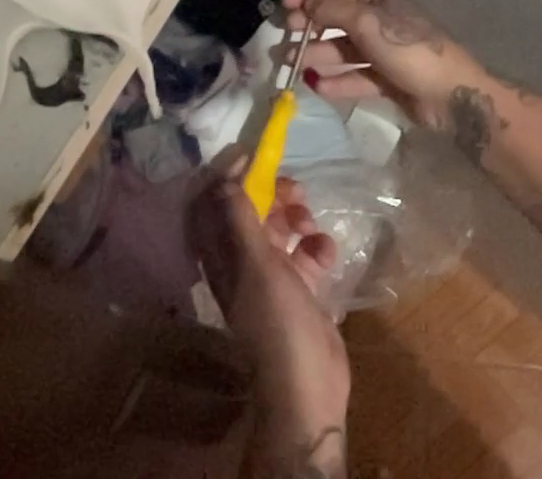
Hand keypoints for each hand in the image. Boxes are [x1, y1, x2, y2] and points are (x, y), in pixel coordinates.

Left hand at [189, 164, 348, 477]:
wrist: (308, 385)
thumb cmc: (276, 321)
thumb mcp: (256, 265)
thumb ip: (240, 218)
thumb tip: (226, 174)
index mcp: (220, 256)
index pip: (214, 205)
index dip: (230, 178)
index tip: (256, 156)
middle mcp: (241, 263)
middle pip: (250, 213)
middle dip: (270, 195)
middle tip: (295, 188)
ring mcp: (271, 277)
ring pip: (279, 230)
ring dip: (295, 217)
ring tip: (310, 220)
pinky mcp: (300, 291)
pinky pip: (306, 256)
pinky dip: (316, 248)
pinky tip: (326, 252)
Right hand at [280, 0, 484, 121]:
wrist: (450, 94)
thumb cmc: (408, 48)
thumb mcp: (367, 23)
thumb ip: (332, 12)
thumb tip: (305, 4)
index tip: (284, 7)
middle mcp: (380, 20)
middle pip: (337, 20)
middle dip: (310, 28)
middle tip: (286, 38)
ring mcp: (383, 50)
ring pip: (343, 50)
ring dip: (317, 56)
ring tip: (291, 64)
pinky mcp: (386, 79)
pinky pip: (354, 76)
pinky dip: (336, 80)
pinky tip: (316, 86)